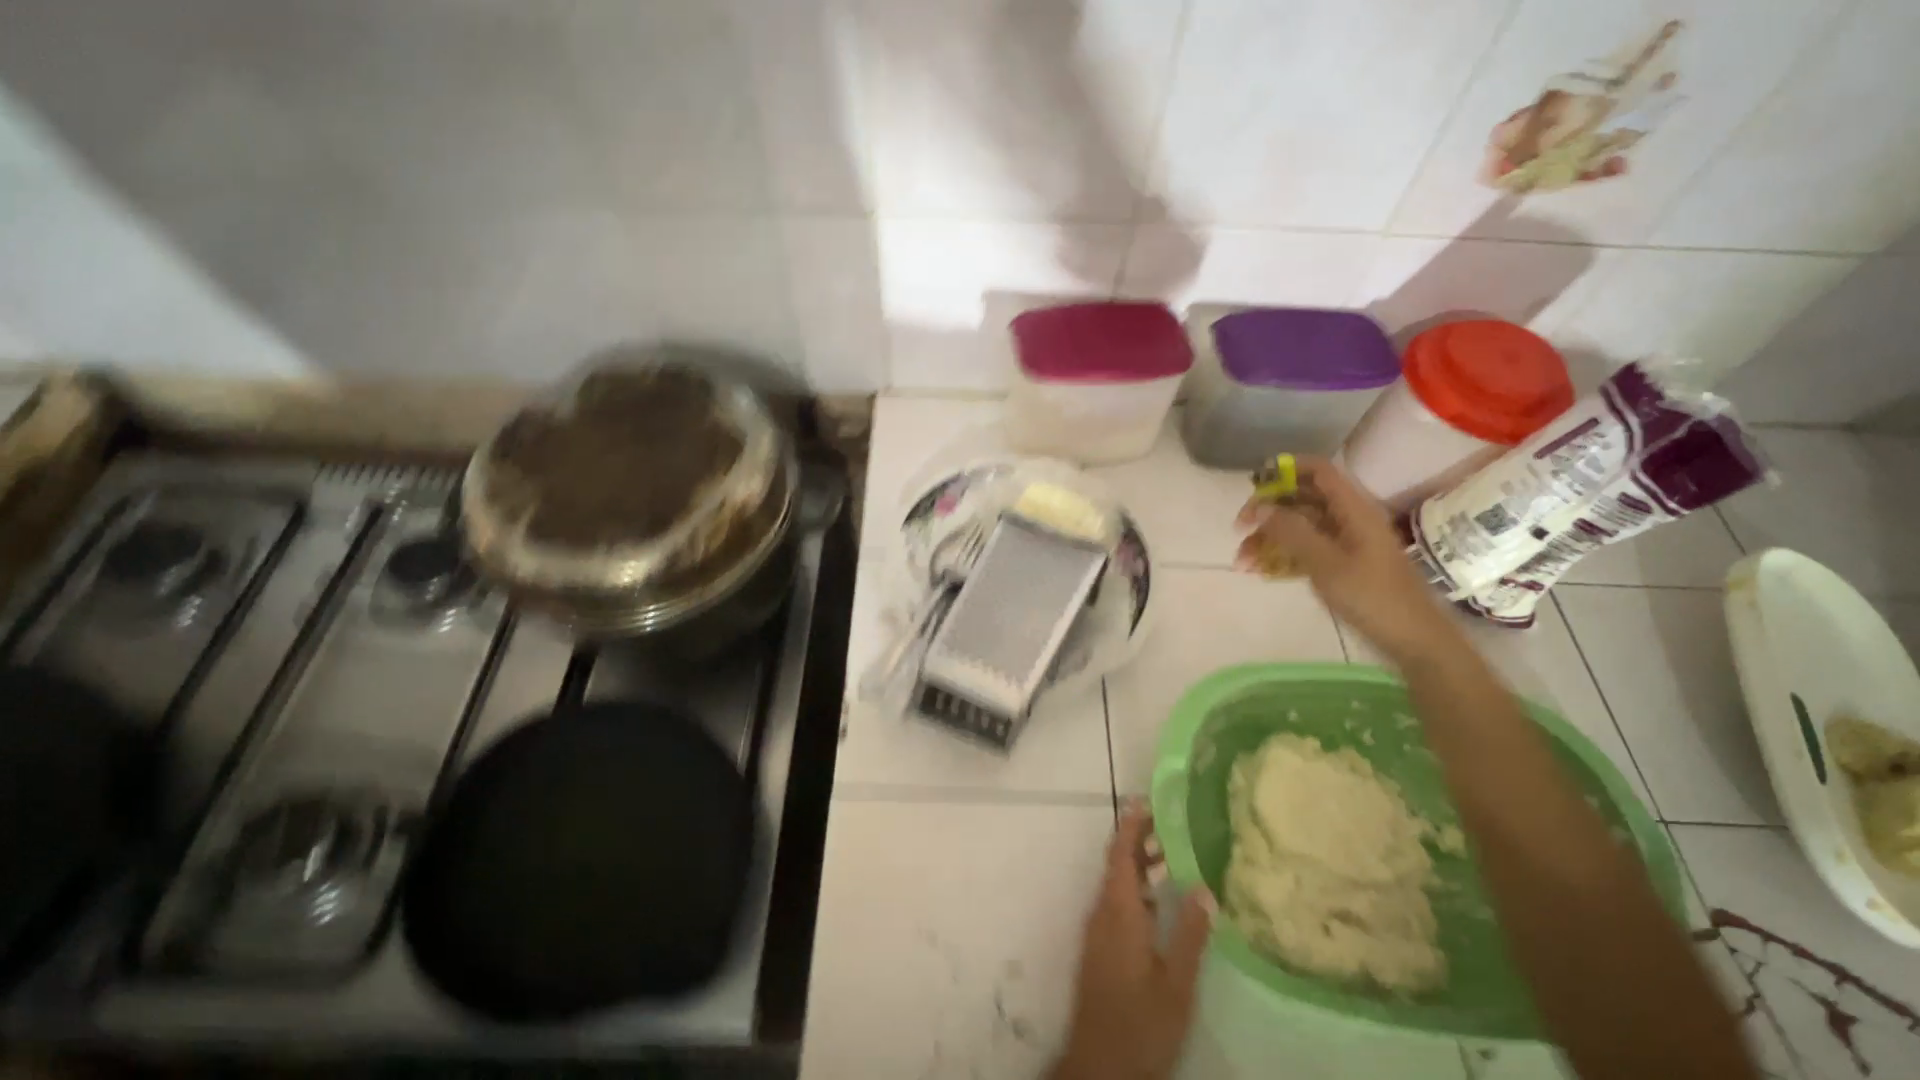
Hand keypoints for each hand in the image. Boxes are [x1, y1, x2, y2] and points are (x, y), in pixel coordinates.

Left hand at [1051, 804, 1213, 1079]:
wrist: (1100, 1068)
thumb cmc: (1140, 1024)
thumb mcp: (1176, 983)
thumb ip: (1189, 934)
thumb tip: (1204, 887)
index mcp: (1118, 913)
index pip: (1120, 855)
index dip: (1131, 824)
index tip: (1148, 798)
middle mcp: (1102, 915)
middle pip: (1118, 865)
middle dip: (1141, 840)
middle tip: (1175, 821)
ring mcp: (1099, 934)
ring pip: (1119, 886)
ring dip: (1142, 866)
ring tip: (1177, 853)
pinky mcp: (1102, 951)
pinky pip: (1118, 905)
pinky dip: (1139, 890)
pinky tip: (1165, 899)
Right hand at [1234, 458, 1454, 663]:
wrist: (1412, 639)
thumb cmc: (1373, 598)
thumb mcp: (1326, 564)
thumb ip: (1292, 532)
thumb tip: (1260, 507)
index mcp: (1353, 509)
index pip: (1318, 471)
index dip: (1285, 470)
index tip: (1253, 486)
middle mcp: (1349, 518)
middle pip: (1302, 499)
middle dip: (1268, 512)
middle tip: (1239, 532)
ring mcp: (1346, 541)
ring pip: (1300, 527)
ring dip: (1270, 539)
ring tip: (1243, 563)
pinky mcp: (1343, 564)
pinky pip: (1307, 549)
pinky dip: (1283, 556)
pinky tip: (1261, 572)